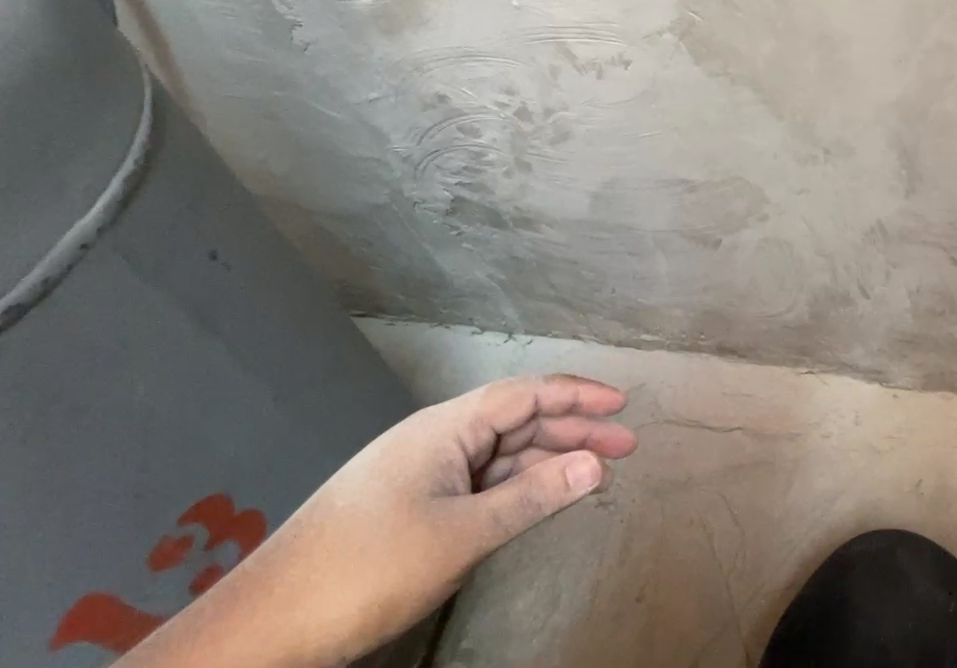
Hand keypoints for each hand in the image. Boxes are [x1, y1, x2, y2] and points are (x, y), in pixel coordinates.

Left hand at [123, 374, 638, 667]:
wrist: (261, 632)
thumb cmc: (366, 569)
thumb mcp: (462, 534)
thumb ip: (534, 496)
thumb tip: (597, 465)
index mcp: (443, 428)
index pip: (526, 394)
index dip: (578, 395)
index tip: (623, 404)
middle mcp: (435, 439)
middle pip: (518, 420)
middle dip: (574, 429)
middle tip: (626, 448)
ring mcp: (422, 473)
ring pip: (501, 453)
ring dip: (549, 460)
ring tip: (595, 474)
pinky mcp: (412, 506)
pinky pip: (480, 482)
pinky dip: (519, 486)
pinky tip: (542, 498)